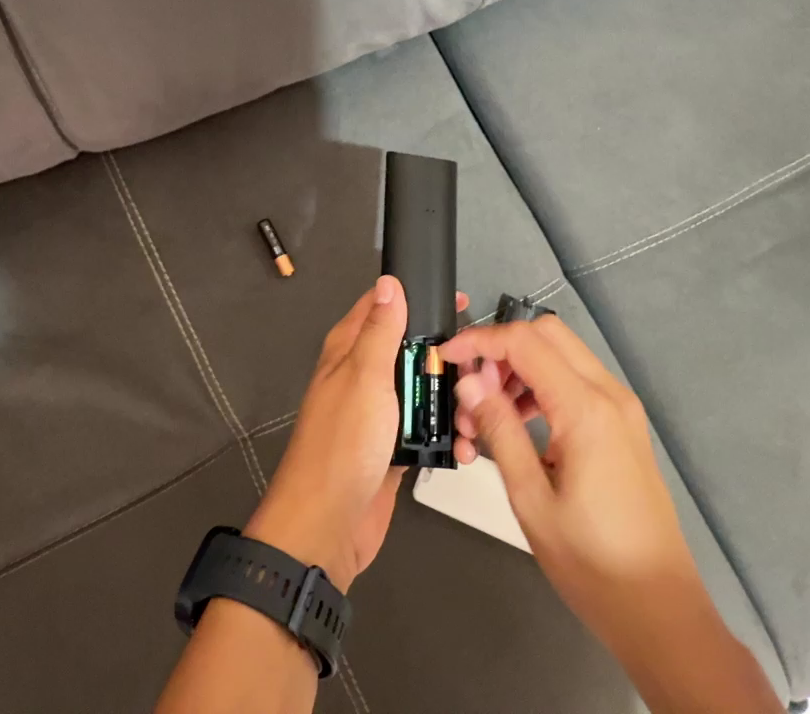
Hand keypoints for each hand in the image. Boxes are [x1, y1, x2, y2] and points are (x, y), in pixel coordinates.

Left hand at [246, 276, 467, 592]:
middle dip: (447, 360)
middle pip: (413, 353)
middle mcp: (364, 379)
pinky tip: (464, 444)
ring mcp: (380, 416)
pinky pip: (426, 432)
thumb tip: (388, 283)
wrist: (328, 525)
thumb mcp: (364, 377)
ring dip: (451, 402)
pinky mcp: (394, 449)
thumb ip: (379, 331)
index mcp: (349, 352)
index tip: (458, 301)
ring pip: (424, 393)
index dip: (416, 299)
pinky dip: (446, 436)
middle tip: (481, 370)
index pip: (383, 309)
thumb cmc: (341, 445)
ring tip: (476, 413)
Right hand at [439, 316, 692, 618]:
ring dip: (518, 370)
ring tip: (486, 419)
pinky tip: (517, 427)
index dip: (478, 341)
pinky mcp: (622, 426)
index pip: (524, 342)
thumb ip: (499, 430)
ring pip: (561, 355)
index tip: (445, 359)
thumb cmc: (590, 561)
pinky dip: (540, 387)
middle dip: (499, 349)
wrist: (657, 606)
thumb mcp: (530, 497)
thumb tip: (469, 382)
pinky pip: (575, 383)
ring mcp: (621, 409)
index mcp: (586, 410)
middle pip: (546, 333)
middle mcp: (609, 395)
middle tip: (470, 391)